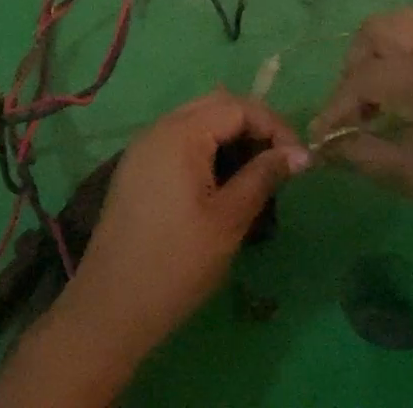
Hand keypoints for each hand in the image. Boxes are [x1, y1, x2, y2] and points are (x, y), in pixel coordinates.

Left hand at [60, 91, 309, 352]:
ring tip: (256, 176)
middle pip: (216, 106)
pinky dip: (208, 151)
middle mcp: (158, 129)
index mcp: (180, 133)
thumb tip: (300, 153)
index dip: (275, 127)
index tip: (299, 162)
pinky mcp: (137, 170)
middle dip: (254, 127)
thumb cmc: (177, 262)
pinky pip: (180, 142)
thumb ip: (263, 176)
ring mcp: (143, 149)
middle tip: (280, 164)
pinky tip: (223, 184)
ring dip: (231, 139)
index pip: (238, 106)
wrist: (112, 306)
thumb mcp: (229, 218)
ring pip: (197, 122)